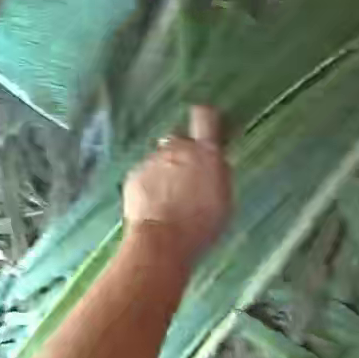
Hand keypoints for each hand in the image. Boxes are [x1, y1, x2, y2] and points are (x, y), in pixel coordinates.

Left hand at [122, 105, 231, 261]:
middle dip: (182, 151)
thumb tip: (213, 163)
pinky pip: (144, 173)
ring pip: (160, 158)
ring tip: (167, 199)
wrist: (162, 240)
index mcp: (206, 153)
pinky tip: (152, 205)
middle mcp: (177, 149)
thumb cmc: (201, 225)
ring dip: (164, 171)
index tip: (205, 121)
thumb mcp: (224, 199)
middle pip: (179, 138)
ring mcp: (153, 160)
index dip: (204, 117)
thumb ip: (217, 173)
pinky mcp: (134, 173)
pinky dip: (148, 184)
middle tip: (185, 176)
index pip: (205, 117)